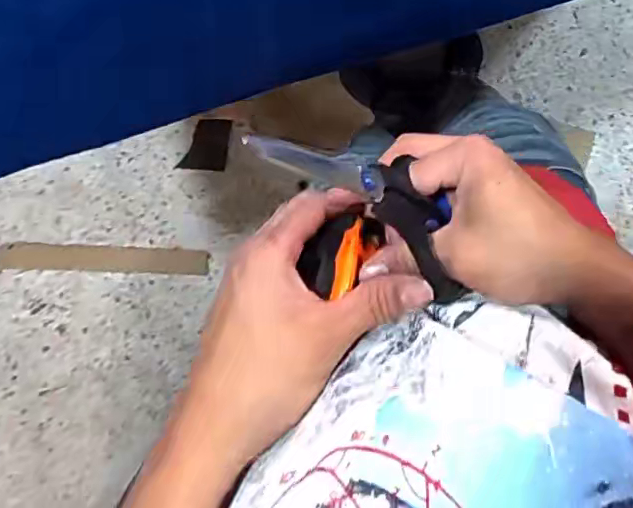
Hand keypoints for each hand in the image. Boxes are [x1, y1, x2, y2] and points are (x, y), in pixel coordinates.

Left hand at [180, 189, 433, 465]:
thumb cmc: (268, 375)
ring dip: (317, 240)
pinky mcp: (238, 302)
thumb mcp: (330, 335)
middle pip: (295, 216)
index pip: (311, 203)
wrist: (210, 434)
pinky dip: (301, 261)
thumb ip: (376, 302)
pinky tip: (322, 289)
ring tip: (354, 258)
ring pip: (284, 240)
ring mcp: (240, 278)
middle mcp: (249, 255)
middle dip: (334, 217)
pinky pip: (274, 262)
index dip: (346, 199)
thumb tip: (422, 284)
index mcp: (267, 251)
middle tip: (371, 233)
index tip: (379, 208)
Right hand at [380, 133, 624, 307]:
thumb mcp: (456, 256)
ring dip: (415, 197)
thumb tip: (367, 269)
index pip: (404, 168)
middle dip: (394, 189)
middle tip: (386, 228)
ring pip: (430, 168)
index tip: (375, 235)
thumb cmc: (516, 254)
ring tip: (408, 235)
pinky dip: (434, 200)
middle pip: (413, 154)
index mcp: (464, 153)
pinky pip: (448, 179)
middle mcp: (471, 146)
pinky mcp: (490, 179)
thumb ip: (407, 254)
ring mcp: (483, 161)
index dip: (385, 202)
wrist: (576, 267)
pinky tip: (431, 231)